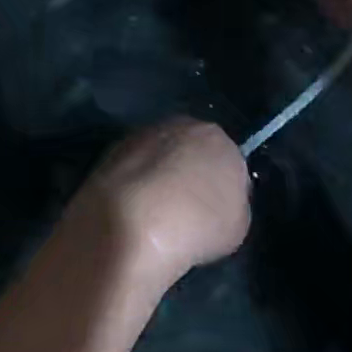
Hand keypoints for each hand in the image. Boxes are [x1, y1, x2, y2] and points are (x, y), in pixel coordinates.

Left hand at [68, 118, 250, 282]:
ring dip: (160, 172)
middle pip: (193, 149)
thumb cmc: (196, 225)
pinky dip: (135, 179)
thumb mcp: (237, 226)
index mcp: (220, 139)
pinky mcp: (114, 147)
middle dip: (190, 172)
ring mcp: (146, 132)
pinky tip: (132, 208)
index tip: (214, 212)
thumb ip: (233, 203)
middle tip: (185, 208)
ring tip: (153, 211)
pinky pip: (135, 164)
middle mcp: (185, 125)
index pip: (229, 160)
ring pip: (161, 152)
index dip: (222, 187)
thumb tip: (218, 202)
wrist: (134, 222)